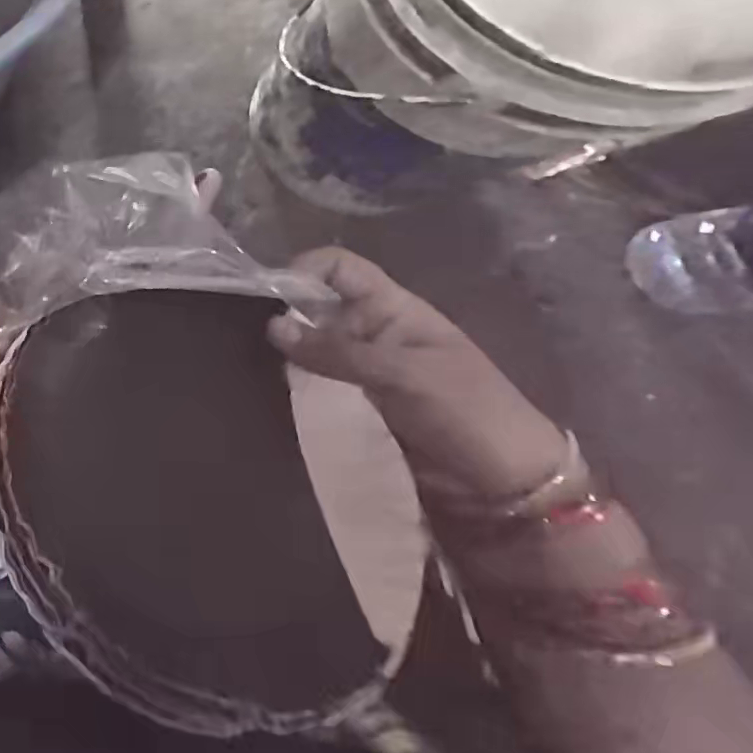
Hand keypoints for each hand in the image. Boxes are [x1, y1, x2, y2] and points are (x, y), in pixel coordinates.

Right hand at [266, 247, 566, 500]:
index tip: (265, 292)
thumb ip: (336, 352)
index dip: (302, 269)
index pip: (339, 268)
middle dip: (282, 313)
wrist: (503, 484)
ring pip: (307, 345)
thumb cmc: (467, 412)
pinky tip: (274, 389)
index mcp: (391, 308)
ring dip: (284, 352)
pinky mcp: (349, 400)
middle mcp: (368, 330)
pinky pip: (311, 380)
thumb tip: (271, 326)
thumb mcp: (404, 375)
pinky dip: (292, 381)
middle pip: (314, 305)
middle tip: (249, 336)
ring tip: (253, 364)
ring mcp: (358, 367)